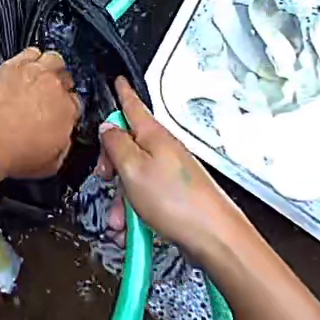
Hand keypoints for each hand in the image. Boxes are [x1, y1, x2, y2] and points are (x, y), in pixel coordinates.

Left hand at [0, 47, 80, 178]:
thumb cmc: (17, 153)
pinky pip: (30, 51)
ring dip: (50, 66)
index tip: (59, 112)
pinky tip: (25, 65)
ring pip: (53, 58)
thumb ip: (63, 146)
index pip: (76, 103)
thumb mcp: (51, 163)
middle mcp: (54, 87)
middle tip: (48, 94)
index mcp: (68, 111)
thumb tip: (62, 140)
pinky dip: (30, 56)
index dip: (67, 107)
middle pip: (66, 77)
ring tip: (41, 75)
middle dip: (60, 85)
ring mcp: (34, 73)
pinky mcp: (13, 65)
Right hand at [97, 78, 254, 262]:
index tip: (119, 81)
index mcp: (154, 135)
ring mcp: (170, 174)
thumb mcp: (132, 168)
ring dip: (121, 200)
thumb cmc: (178, 203)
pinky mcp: (175, 197)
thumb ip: (116, 145)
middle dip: (111, 167)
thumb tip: (107, 128)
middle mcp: (164, 150)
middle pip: (128, 146)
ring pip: (134, 178)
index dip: (123, 93)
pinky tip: (130, 231)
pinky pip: (145, 198)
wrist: (214, 238)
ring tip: (119, 222)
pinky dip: (134, 214)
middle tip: (104, 178)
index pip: (133, 106)